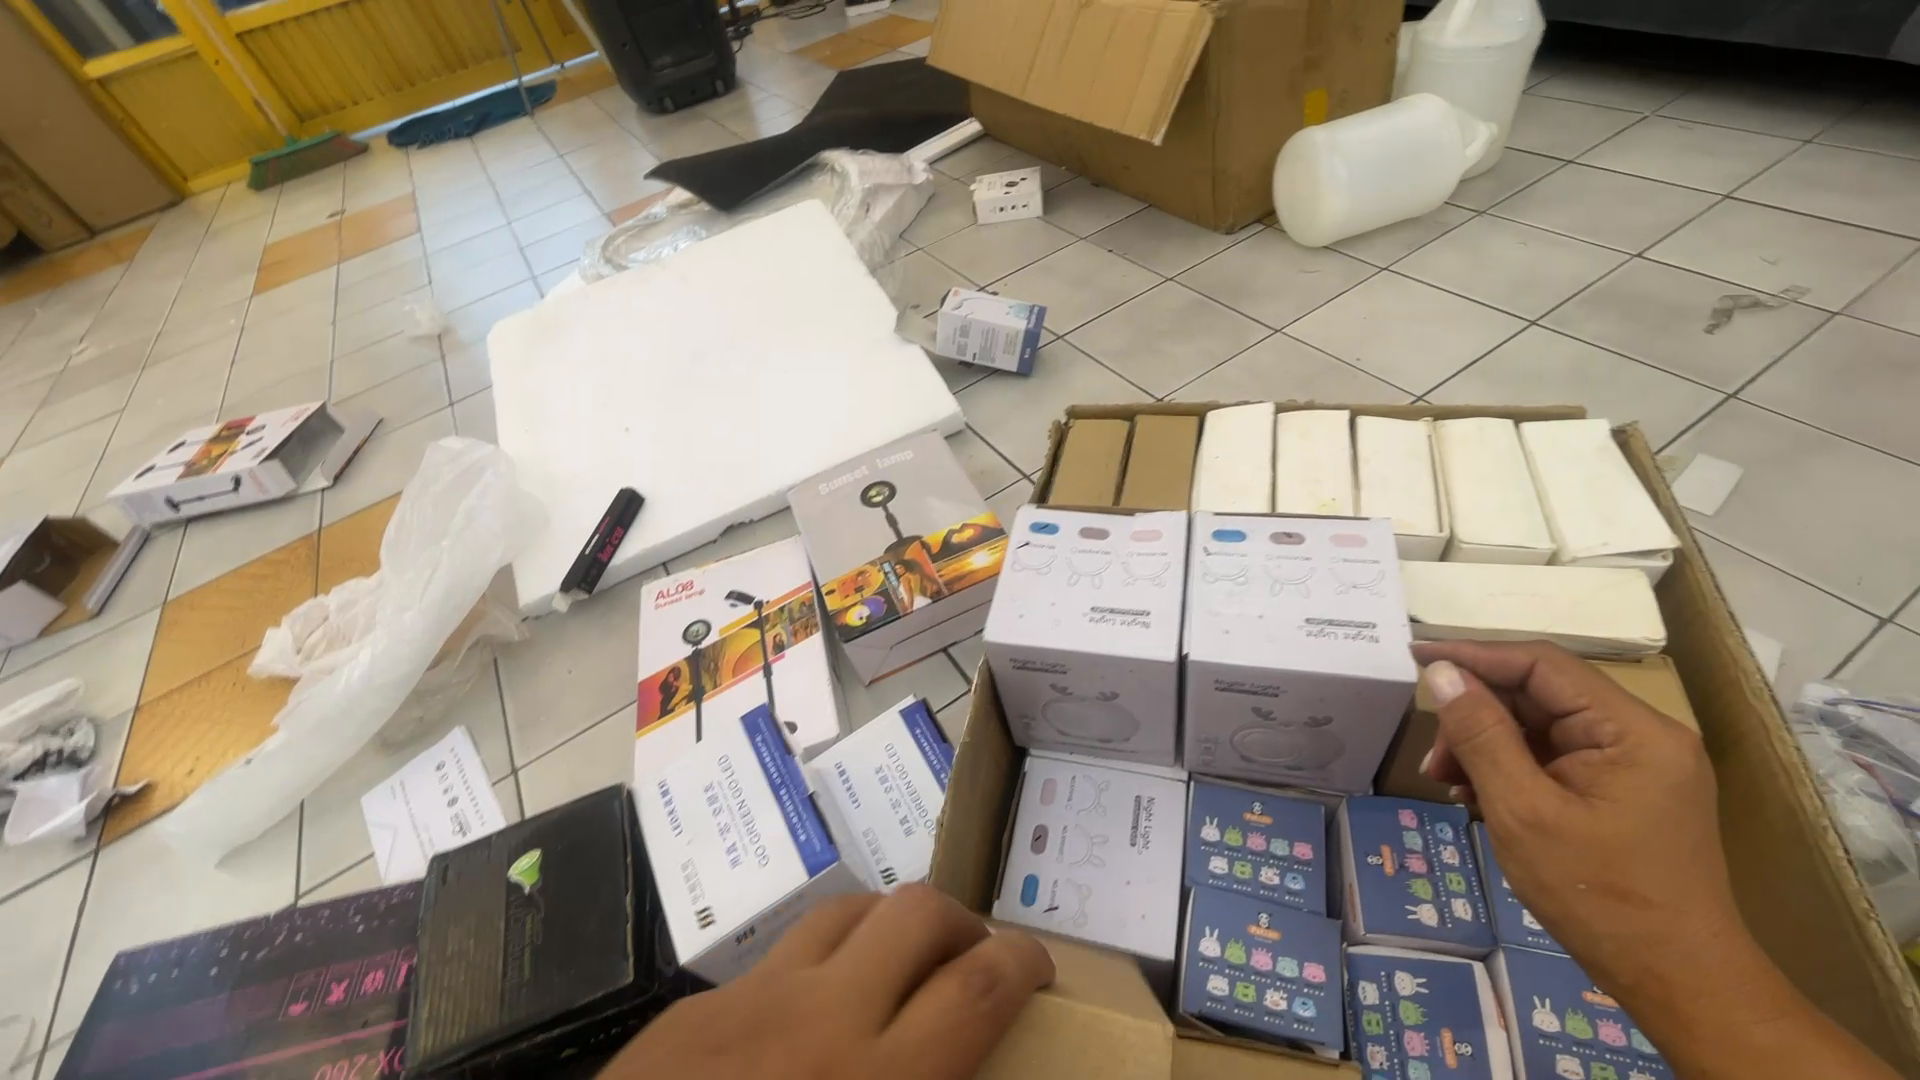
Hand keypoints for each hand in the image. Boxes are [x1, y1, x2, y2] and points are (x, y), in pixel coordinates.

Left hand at [601, 886, 1053, 1079]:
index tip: (1035, 964)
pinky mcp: (693, 1006)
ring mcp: (748, 1000)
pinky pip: (777, 957)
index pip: (975, 989)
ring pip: (847, 911)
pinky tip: (802, 1020)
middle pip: (916, 913)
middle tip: (971, 957)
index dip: (1020, 960)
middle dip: (961, 922)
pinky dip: (817, 968)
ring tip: (899, 965)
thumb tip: (956, 1070)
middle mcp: (817, 1020)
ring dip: (889, 927)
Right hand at [1412, 641, 1739, 996]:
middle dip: (1475, 718)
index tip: (1417, 655)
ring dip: (1486, 747)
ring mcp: (1635, 765)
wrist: (1675, 978)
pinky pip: (1551, 757)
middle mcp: (1641, 736)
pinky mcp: (1623, 790)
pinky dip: (1509, 770)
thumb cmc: (1597, 894)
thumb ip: (1480, 735)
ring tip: (1449, 785)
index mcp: (1633, 731)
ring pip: (1539, 728)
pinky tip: (1478, 797)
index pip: (1542, 665)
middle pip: (1539, 696)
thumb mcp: (1522, 810)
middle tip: (1432, 757)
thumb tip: (1441, 674)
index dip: (1474, 656)